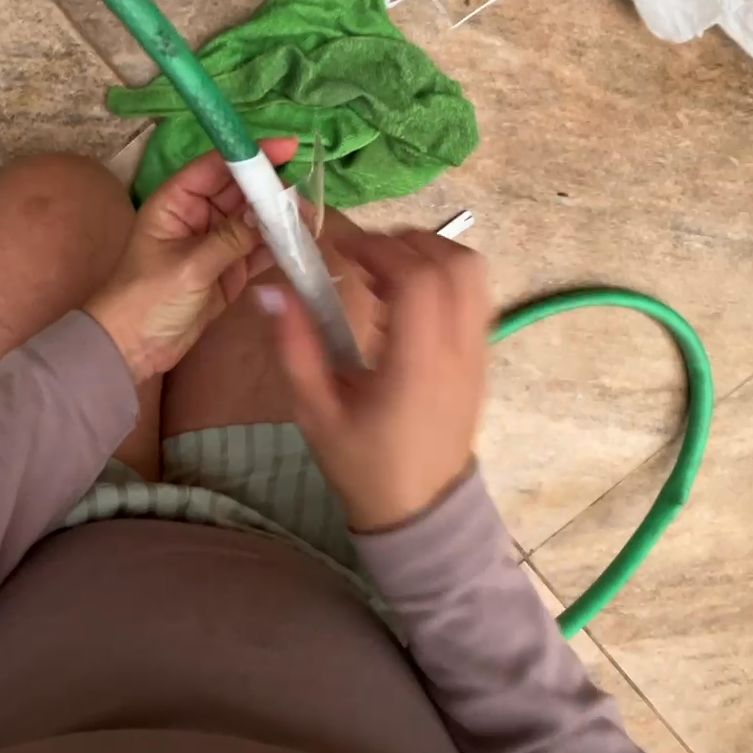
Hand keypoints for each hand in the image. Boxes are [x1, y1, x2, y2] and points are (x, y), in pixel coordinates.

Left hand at [85, 139, 298, 381]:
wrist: (133, 347)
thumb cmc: (147, 299)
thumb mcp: (190, 267)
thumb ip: (230, 238)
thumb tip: (269, 212)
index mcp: (175, 203)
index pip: (214, 167)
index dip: (248, 155)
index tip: (286, 148)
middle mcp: (196, 216)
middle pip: (239, 192)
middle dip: (272, 190)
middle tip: (306, 193)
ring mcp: (215, 243)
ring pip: (253, 220)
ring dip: (280, 219)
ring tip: (311, 218)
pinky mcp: (228, 270)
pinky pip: (258, 249)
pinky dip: (278, 246)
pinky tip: (302, 242)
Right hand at [264, 231, 489, 531]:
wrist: (420, 510)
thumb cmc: (362, 463)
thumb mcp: (313, 411)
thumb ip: (293, 347)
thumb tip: (272, 290)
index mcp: (417, 366)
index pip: (416, 279)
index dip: (376, 248)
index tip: (337, 246)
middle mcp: (459, 351)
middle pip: (454, 263)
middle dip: (403, 242)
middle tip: (359, 254)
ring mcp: (478, 352)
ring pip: (472, 273)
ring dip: (426, 253)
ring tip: (380, 268)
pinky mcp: (481, 355)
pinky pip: (473, 293)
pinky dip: (440, 274)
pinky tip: (401, 294)